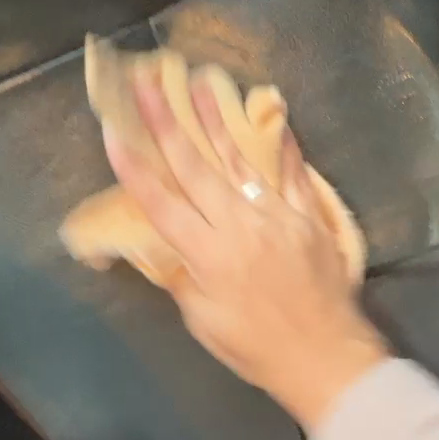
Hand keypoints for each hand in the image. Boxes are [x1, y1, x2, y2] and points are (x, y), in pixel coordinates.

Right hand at [103, 70, 388, 428]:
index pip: (161, 204)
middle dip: (165, 123)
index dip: (133, 168)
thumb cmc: (260, 351)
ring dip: (215, 118)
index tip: (113, 131)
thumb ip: (185, 282)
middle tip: (146, 83)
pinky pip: (292, 172)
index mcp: (209, 256)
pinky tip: (270, 114)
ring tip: (198, 82)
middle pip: (195, 167)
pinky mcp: (309, 217)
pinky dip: (280, 143)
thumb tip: (168, 251)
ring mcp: (277, 216)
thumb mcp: (207, 325)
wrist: (325, 357)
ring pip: (240, 159)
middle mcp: (239, 225)